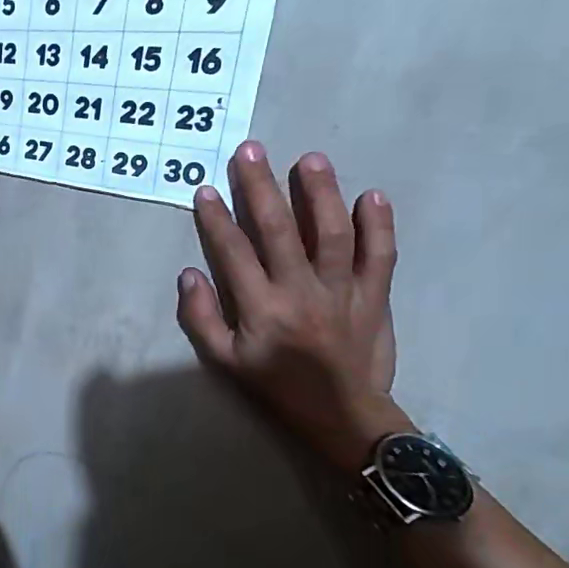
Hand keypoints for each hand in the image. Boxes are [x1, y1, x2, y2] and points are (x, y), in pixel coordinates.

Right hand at [176, 141, 411, 471]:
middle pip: (278, 230)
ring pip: (332, 234)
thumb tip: (188, 274)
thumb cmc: (280, 387)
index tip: (206, 189)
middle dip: (261, 187)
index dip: (217, 218)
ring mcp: (342, 292)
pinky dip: (379, 225)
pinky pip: (380, 256)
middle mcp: (301, 293)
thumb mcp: (227, 364)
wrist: (344, 417)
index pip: (234, 253)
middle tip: (251, 150)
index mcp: (262, 310)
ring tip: (310, 159)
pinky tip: (372, 195)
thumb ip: (202, 320)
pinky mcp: (374, 297)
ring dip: (320, 193)